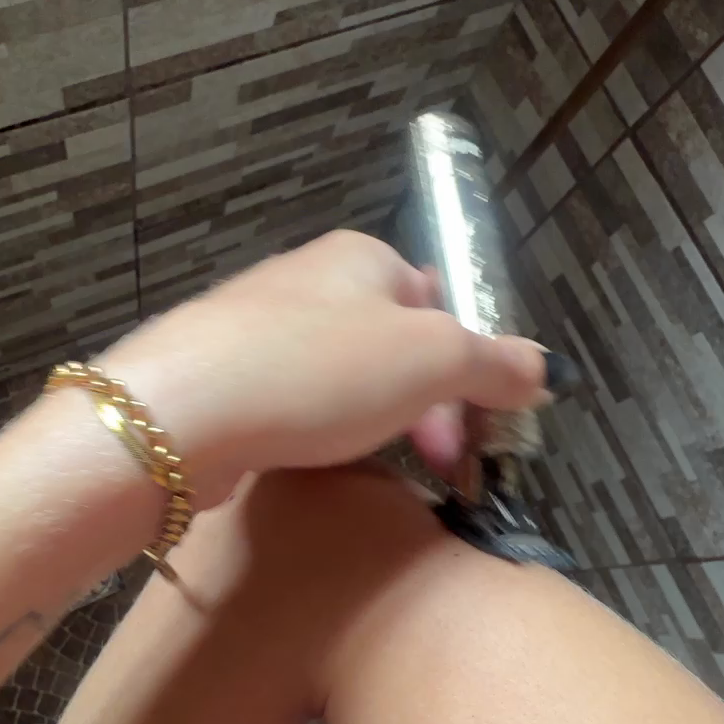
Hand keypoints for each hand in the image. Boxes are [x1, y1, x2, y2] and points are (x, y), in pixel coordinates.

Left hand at [98, 230, 551, 504]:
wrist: (182, 414)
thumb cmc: (317, 371)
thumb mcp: (431, 359)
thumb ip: (493, 362)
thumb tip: (541, 368)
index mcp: (359, 259)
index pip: (435, 299)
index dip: (466, 361)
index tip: (477, 424)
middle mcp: (305, 283)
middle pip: (389, 344)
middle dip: (424, 404)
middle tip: (440, 461)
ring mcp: (255, 331)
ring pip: (339, 379)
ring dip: (372, 421)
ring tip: (378, 464)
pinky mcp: (220, 379)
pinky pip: (290, 404)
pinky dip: (314, 432)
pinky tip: (315, 461)